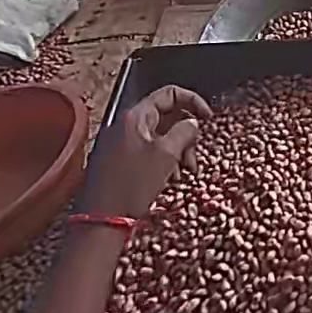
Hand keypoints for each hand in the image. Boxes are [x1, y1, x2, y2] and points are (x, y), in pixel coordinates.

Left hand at [79, 85, 211, 218]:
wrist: (103, 219)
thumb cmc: (133, 183)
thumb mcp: (166, 154)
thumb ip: (184, 132)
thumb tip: (193, 123)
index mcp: (136, 117)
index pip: (169, 94)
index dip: (193, 101)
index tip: (209, 117)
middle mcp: (129, 125)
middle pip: (168, 116)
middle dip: (187, 134)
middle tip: (195, 155)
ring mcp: (125, 143)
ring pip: (163, 136)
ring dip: (180, 150)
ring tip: (186, 172)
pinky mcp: (125, 161)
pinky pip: (153, 152)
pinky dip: (167, 161)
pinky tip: (172, 178)